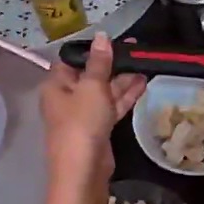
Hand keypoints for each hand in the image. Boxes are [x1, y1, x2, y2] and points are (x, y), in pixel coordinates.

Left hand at [41, 33, 145, 182]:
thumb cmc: (82, 122)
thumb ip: (100, 62)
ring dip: (124, 80)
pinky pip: (113, 105)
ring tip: (146, 65)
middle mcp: (68, 97)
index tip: (116, 41)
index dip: (93, 50)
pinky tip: (143, 84)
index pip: (73, 60)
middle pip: (91, 75)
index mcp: (57, 85)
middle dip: (113, 64)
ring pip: (105, 91)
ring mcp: (84, 113)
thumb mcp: (92, 87)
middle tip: (137, 51)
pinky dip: (126, 96)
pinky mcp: (99, 127)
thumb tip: (102, 36)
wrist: (84, 167)